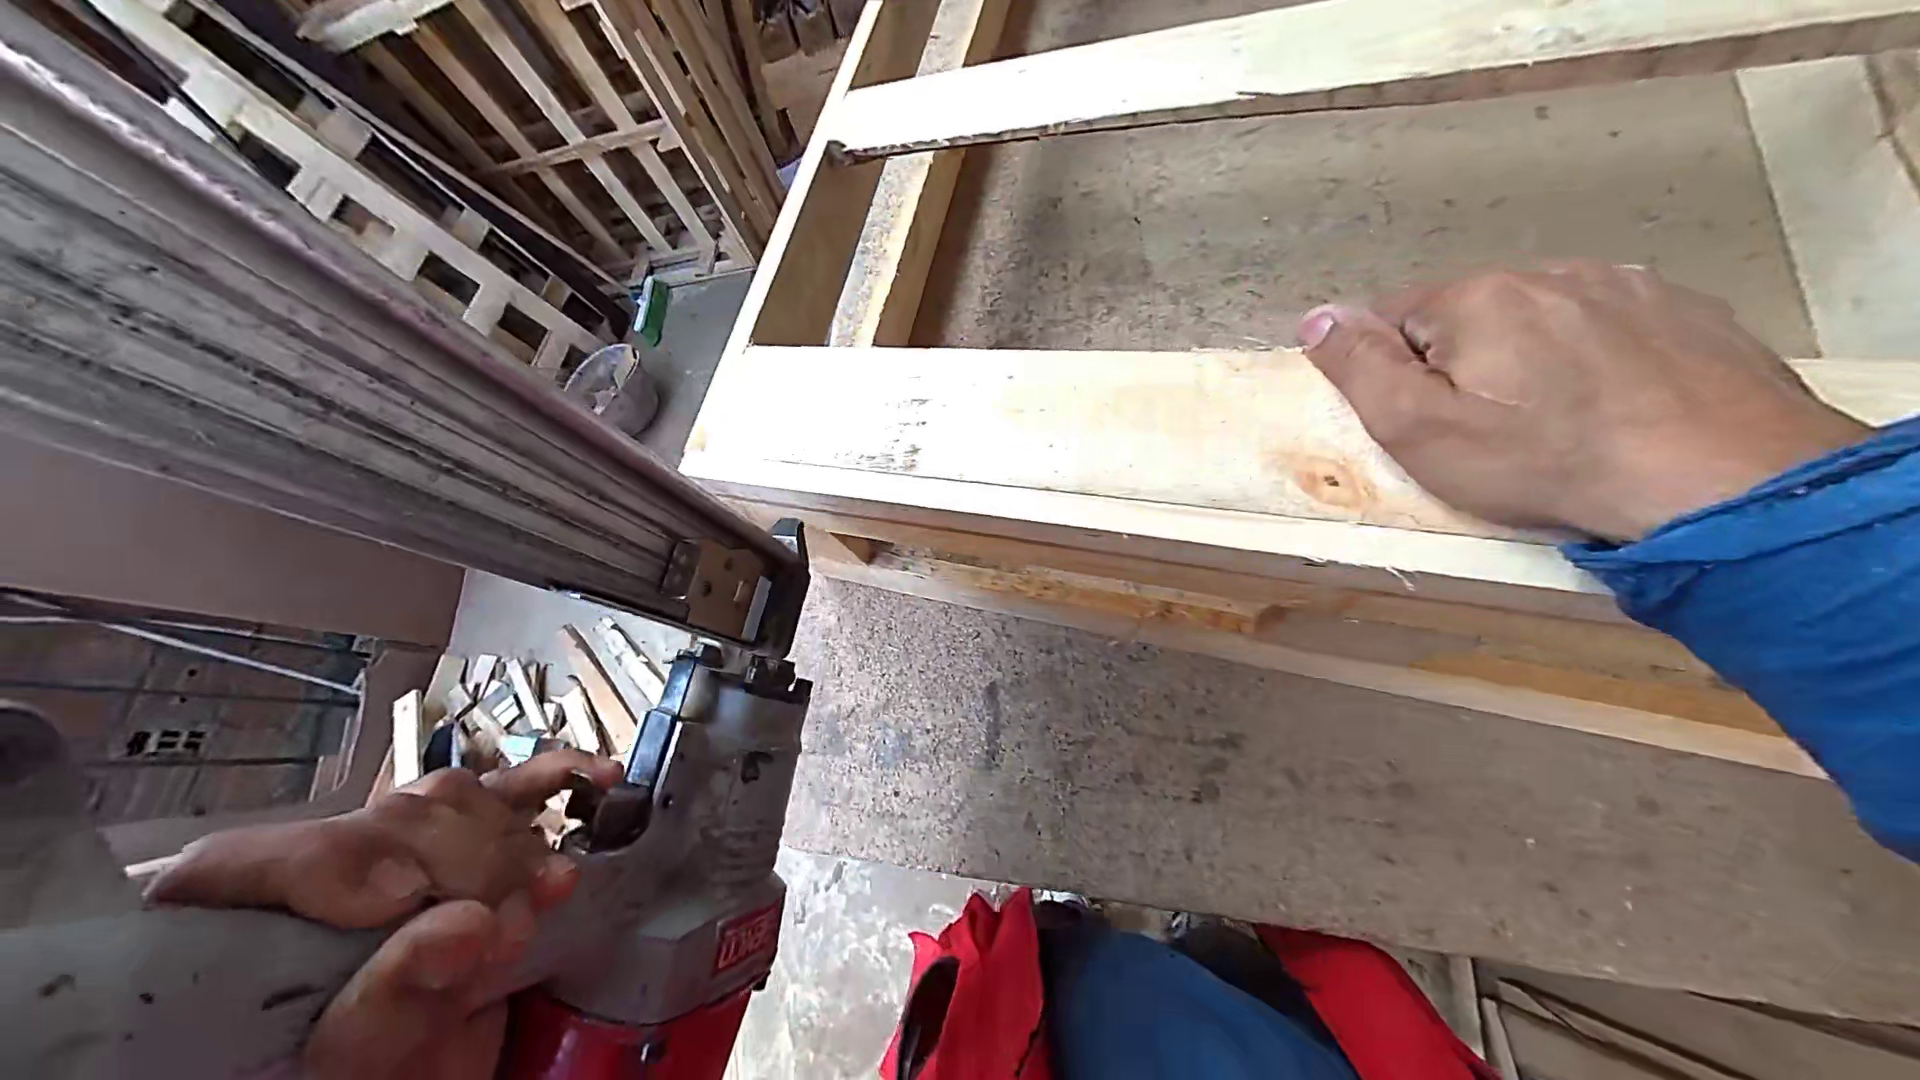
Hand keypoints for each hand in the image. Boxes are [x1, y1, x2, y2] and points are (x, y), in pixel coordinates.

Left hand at [145, 750, 624, 1079]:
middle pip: (389, 821)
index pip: (246, 859)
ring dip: (515, 849)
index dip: (333, 863)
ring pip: (463, 799)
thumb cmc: (355, 1079)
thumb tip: (464, 928)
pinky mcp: (470, 841)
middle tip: (499, 933)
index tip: (399, 903)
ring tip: (531, 905)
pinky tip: (594, 780)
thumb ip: (382, 1009)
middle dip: (460, 870)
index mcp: (229, 930)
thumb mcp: (347, 1073)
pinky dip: (559, 780)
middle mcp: (315, 871)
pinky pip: (515, 787)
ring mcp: (402, 847)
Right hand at [1296, 262, 1871, 541]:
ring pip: (1531, 317)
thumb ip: (1360, 367)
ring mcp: (1624, 284)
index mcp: (1476, 297)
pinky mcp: (1682, 308)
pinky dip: (1582, 355)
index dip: (1392, 371)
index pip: (1392, 317)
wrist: (1718, 482)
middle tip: (1479, 427)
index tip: (1420, 418)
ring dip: (1517, 355)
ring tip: (1542, 418)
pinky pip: (1597, 324)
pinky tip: (1600, 402)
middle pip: (1462, 316)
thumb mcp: (1418, 428)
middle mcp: (1547, 271)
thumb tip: (1315, 316)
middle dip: (1454, 362)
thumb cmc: (1539, 460)